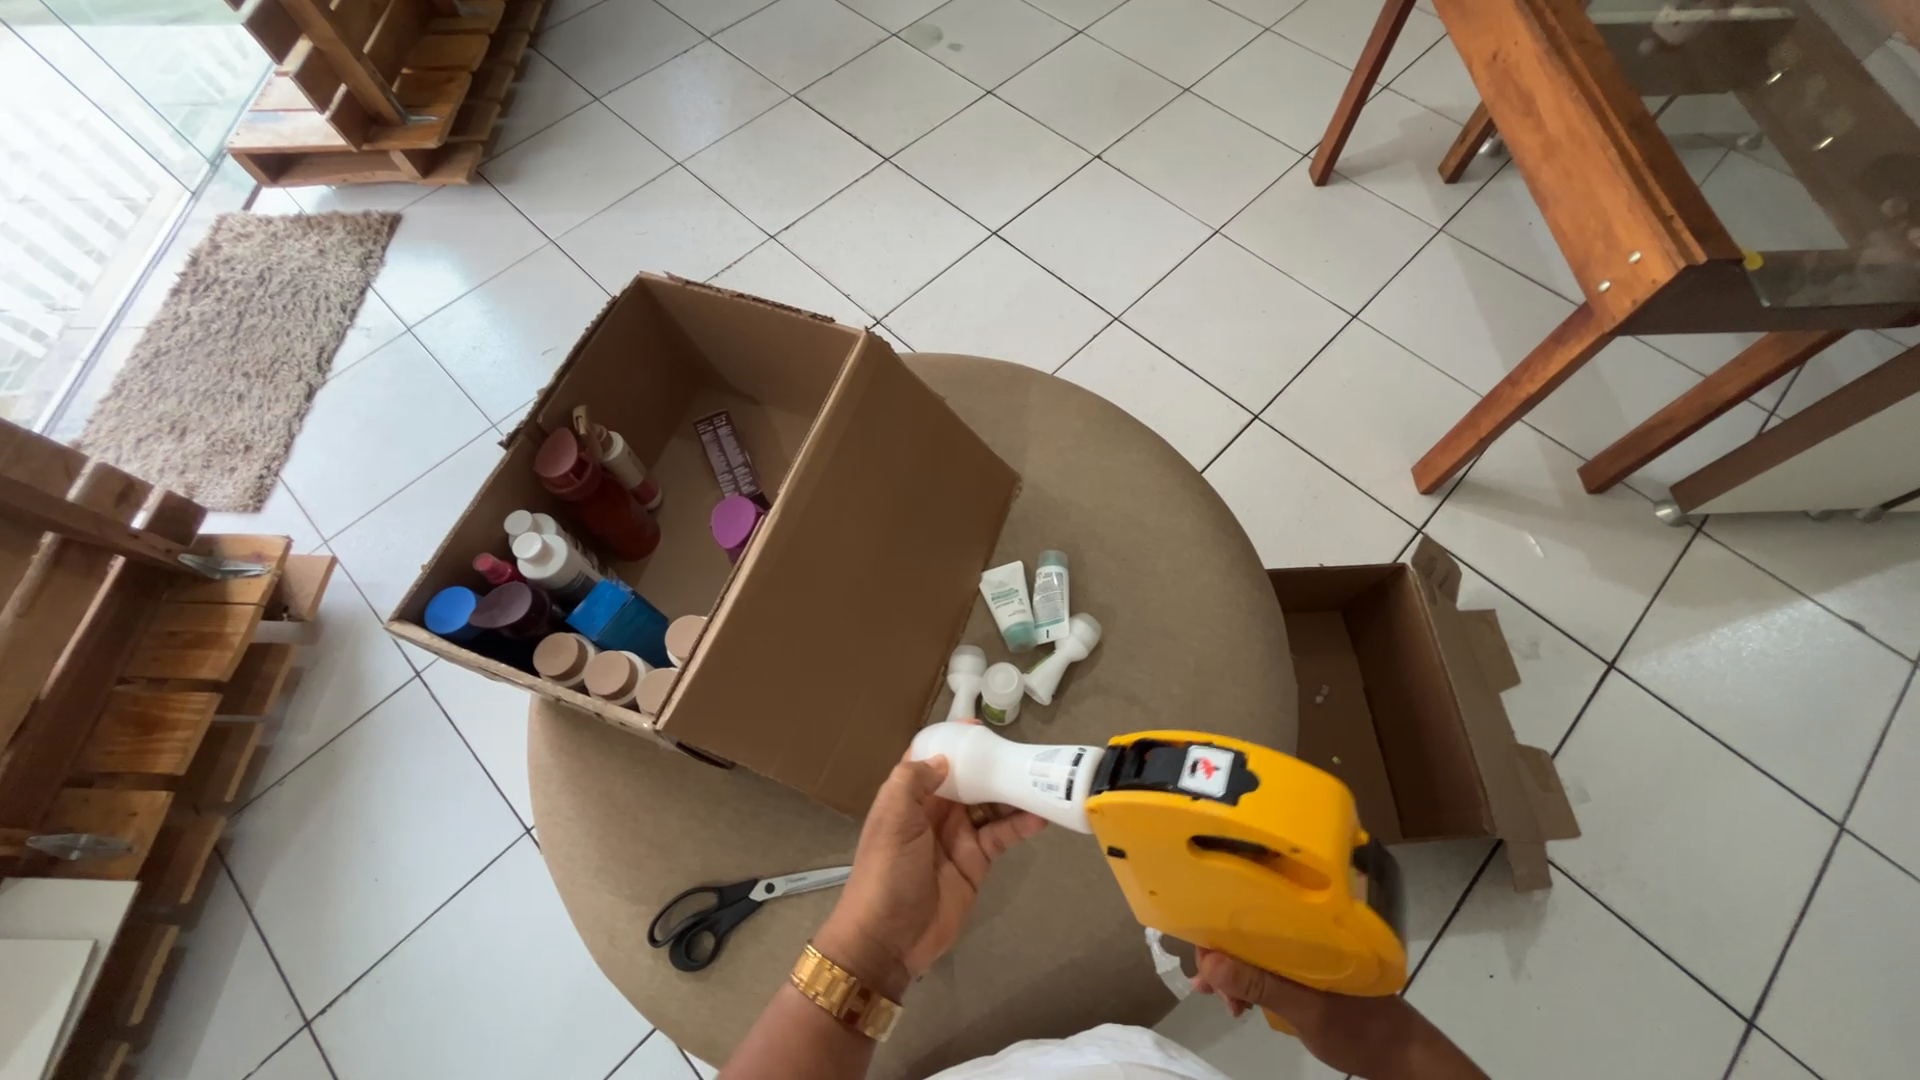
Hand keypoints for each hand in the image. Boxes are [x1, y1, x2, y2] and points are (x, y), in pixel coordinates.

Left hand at [815, 752, 1045, 999]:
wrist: (888, 938)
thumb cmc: (886, 872)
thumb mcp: (892, 820)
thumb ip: (913, 782)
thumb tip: (946, 760)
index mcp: (910, 795)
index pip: (931, 757)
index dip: (952, 740)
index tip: (980, 728)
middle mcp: (935, 809)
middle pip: (968, 777)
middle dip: (992, 763)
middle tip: (1023, 751)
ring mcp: (958, 834)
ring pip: (990, 802)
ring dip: (1012, 791)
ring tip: (1040, 778)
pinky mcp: (977, 860)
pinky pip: (1002, 834)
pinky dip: (1021, 824)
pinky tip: (1040, 815)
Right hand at [1192, 949, 1487, 1079]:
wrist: (1407, 1059)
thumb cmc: (1360, 1030)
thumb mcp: (1306, 1011)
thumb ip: (1259, 985)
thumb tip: (1207, 962)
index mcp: (1302, 928)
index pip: (1247, 912)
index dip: (1218, 932)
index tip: (1204, 965)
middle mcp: (1300, 933)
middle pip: (1246, 931)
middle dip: (1222, 958)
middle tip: (1211, 991)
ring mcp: (1303, 953)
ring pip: (1254, 951)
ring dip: (1233, 973)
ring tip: (1229, 1005)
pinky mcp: (1305, 972)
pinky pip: (1266, 967)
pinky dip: (1250, 982)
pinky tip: (1241, 1002)